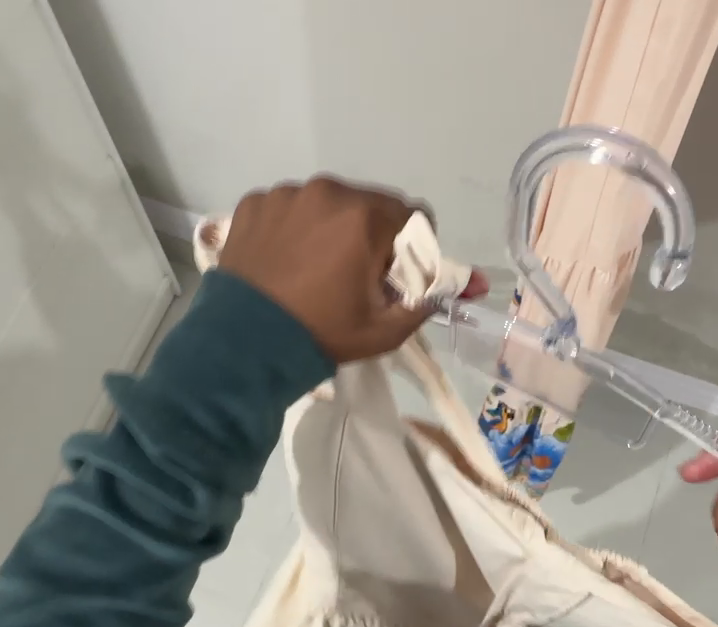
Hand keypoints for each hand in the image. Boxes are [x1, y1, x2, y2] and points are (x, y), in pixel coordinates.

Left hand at [216, 176, 487, 362]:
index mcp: (364, 217)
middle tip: (356, 279)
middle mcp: (326, 192)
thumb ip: (429, 300)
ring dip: (333, 230)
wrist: (244, 343)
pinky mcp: (254, 204)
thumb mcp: (385, 329)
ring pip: (328, 205)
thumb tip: (473, 284)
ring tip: (317, 271)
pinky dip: (296, 230)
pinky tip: (287, 263)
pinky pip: (290, 209)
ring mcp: (285, 194)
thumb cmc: (323, 335)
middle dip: (373, 237)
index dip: (413, 248)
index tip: (397, 277)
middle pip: (370, 206)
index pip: (414, 217)